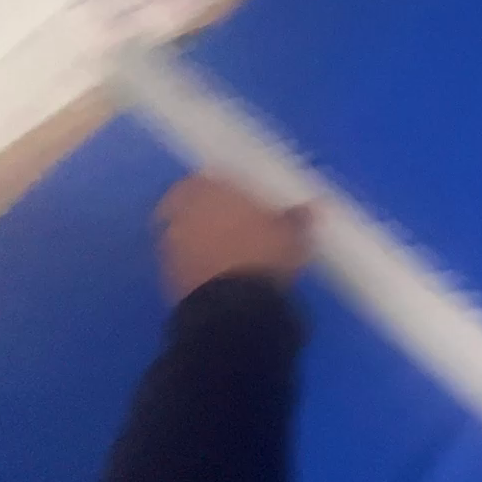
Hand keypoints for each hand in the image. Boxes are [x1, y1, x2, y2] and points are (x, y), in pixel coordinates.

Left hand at [154, 175, 311, 300]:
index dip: (226, 179)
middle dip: (209, 204)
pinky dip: (198, 253)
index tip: (243, 186)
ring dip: (201, 229)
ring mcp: (171, 242)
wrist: (230, 308)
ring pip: (184, 226)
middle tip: (233, 212)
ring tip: (230, 240)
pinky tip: (224, 263)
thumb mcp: (295, 234)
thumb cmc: (264, 256)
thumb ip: (299, 217)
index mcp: (213, 191)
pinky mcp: (167, 271)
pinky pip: (184, 252)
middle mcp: (185, 211)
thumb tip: (314, 205)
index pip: (212, 173)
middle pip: (190, 199)